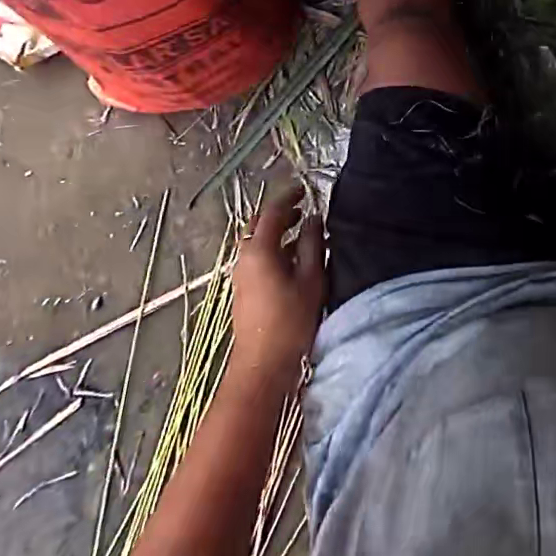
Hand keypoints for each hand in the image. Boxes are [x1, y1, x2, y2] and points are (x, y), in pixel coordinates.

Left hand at [232, 185, 325, 377]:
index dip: (290, 197)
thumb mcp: (310, 278)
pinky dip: (274, 247)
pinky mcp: (244, 289)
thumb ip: (312, 243)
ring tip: (303, 230)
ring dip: (277, 231)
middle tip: (303, 208)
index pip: (273, 212)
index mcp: (260, 250)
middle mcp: (245, 258)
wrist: (263, 365)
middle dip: (280, 213)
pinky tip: (294, 257)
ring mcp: (241, 275)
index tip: (306, 190)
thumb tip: (313, 219)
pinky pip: (257, 257)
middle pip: (259, 224)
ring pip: (257, 241)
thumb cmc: (290, 320)